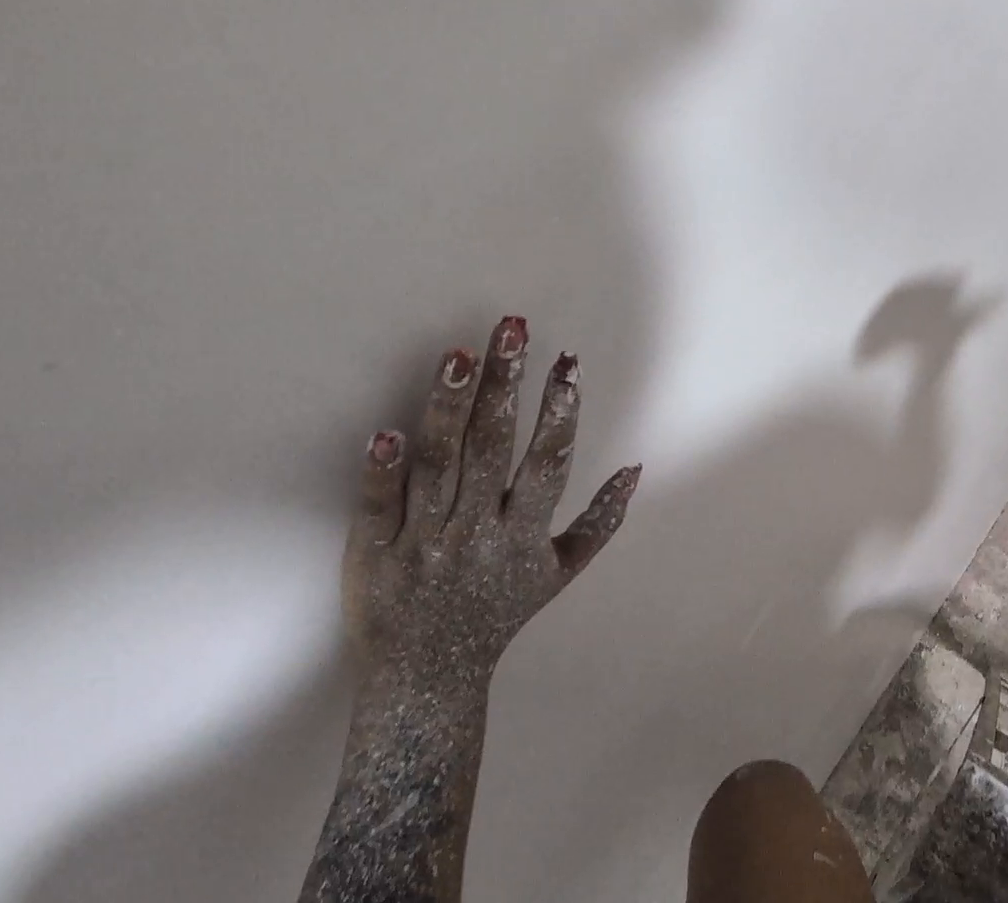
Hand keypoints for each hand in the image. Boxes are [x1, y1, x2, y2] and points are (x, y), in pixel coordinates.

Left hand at [342, 316, 640, 687]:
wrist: (429, 677)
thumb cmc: (500, 614)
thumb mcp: (562, 571)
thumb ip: (602, 520)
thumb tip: (635, 469)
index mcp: (526, 534)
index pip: (549, 462)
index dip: (561, 410)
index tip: (568, 362)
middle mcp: (479, 532)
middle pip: (494, 449)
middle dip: (507, 386)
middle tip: (511, 329)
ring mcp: (424, 541)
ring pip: (438, 466)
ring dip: (449, 410)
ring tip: (461, 355)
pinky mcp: (373, 554)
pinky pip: (376, 507)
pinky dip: (380, 471)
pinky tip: (385, 430)